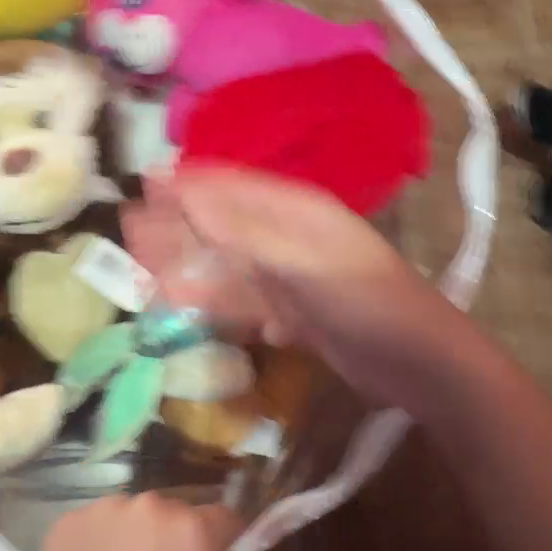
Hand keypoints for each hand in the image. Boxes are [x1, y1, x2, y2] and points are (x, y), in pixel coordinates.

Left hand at [39, 495, 241, 550]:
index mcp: (191, 531)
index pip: (225, 520)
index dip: (222, 543)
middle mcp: (151, 505)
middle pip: (175, 515)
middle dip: (173, 542)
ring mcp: (106, 507)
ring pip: (133, 516)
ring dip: (135, 539)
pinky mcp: (70, 519)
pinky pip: (97, 524)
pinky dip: (100, 543)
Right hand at [123, 167, 463, 408]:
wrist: (422, 366)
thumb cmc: (365, 301)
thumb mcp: (303, 262)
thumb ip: (243, 230)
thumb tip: (185, 193)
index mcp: (295, 211)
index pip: (230, 186)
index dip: (187, 183)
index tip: (143, 184)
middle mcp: (289, 237)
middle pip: (222, 226)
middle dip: (178, 227)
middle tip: (129, 231)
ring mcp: (291, 277)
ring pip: (228, 267)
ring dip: (190, 268)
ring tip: (144, 274)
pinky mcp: (295, 313)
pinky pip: (245, 302)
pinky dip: (218, 305)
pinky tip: (191, 310)